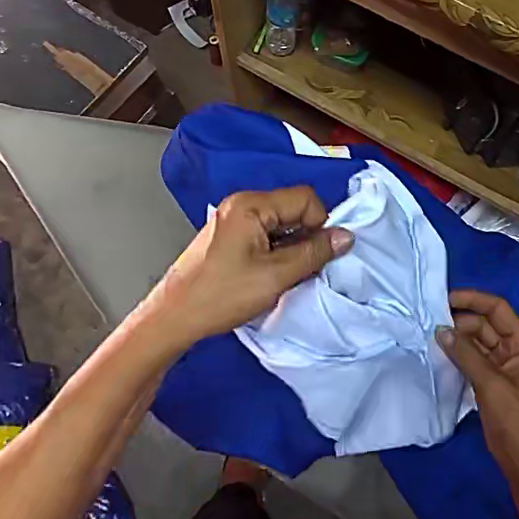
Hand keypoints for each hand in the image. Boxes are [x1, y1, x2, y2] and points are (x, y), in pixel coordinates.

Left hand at [135, 187, 351, 350]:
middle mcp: (242, 204)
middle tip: (302, 267)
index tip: (317, 254)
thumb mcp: (276, 276)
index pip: (306, 198)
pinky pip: (268, 233)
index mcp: (251, 205)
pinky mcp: (231, 236)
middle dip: (307, 236)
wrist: (172, 320)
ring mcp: (234, 219)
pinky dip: (278, 251)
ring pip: (283, 223)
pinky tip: (271, 274)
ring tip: (284, 274)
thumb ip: (315, 252)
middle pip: (295, 208)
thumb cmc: (220, 296)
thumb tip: (346, 236)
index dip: (320, 224)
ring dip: (293, 246)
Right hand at [438, 290, 518, 495]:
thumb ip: (467, 356)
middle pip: (487, 325)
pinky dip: (458, 358)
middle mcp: (516, 351)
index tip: (444, 299)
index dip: (474, 300)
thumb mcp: (493, 386)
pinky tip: (439, 357)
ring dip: (457, 340)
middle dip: (461, 322)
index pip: (499, 310)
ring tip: (429, 337)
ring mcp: (504, 369)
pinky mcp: (493, 387)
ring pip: (478, 344)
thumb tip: (441, 330)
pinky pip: (474, 363)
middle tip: (429, 324)